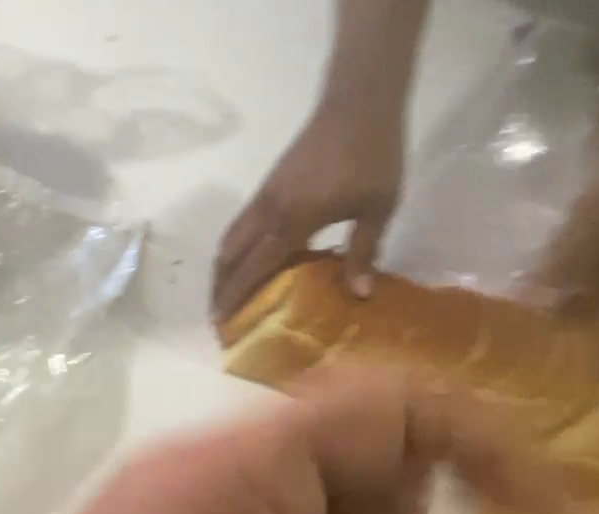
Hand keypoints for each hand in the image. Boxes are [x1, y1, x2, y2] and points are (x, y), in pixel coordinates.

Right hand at [213, 107, 404, 321]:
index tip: (224, 324)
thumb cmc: (374, 154)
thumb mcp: (379, 206)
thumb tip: (359, 295)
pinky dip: (233, 251)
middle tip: (220, 314)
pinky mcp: (265, 190)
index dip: (235, 299)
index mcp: (292, 222)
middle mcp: (267, 214)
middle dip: (219, 289)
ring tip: (226, 291)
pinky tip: (246, 260)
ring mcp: (262, 200)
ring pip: (227, 242)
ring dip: (222, 270)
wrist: (358, 103)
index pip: (253, 269)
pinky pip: (238, 228)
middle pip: (227, 259)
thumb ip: (364, 251)